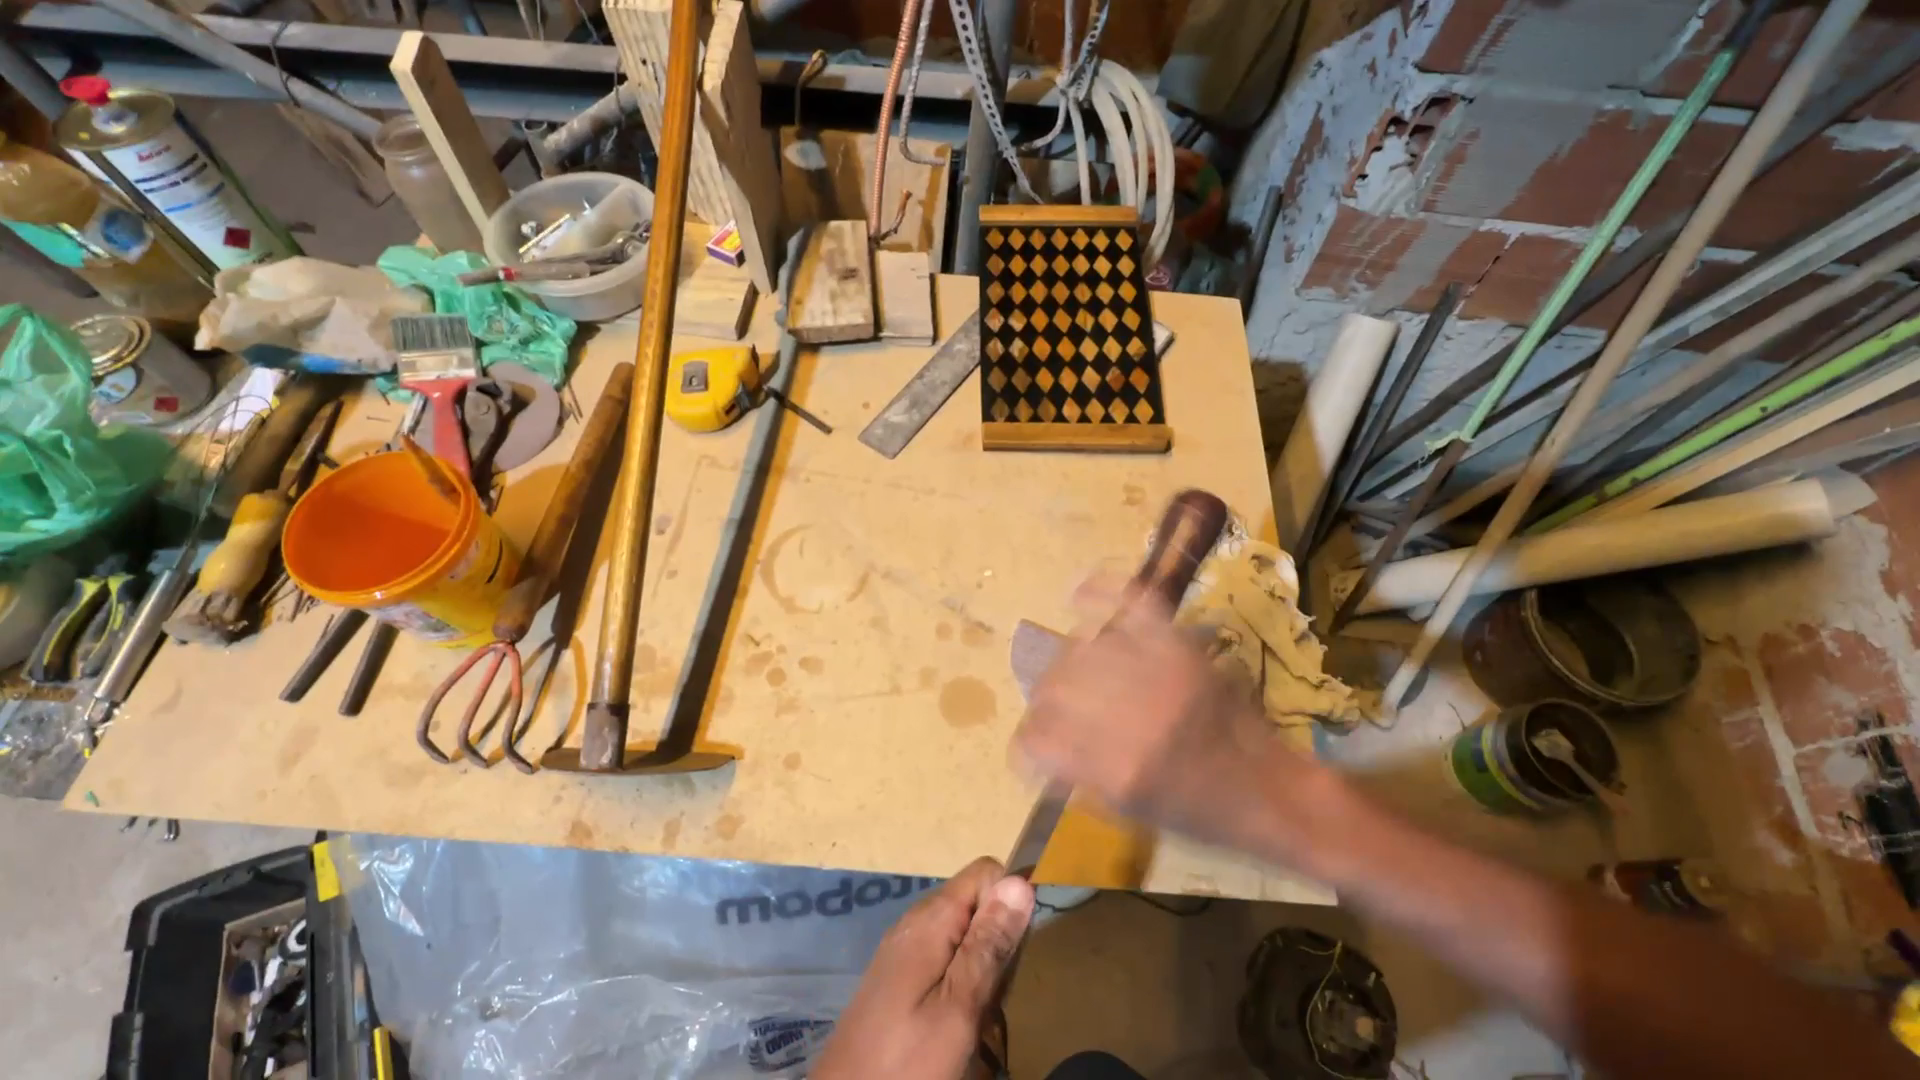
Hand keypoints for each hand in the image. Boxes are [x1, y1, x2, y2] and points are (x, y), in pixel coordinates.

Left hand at [813, 858, 1033, 1079]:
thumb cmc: (907, 1060)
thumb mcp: (959, 1007)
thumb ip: (988, 944)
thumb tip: (1019, 881)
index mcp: (930, 919)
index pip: (985, 872)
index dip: (1010, 902)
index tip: (1014, 953)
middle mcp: (915, 922)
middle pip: (975, 902)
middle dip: (998, 939)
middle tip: (997, 992)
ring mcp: (904, 948)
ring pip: (963, 932)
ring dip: (982, 965)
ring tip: (981, 1010)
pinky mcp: (899, 975)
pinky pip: (944, 957)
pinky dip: (961, 981)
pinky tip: (959, 1018)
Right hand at [1012, 578, 1337, 860]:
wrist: (1270, 790)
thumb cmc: (1200, 814)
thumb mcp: (1129, 811)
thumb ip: (1078, 775)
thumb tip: (1037, 747)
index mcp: (1115, 767)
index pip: (1038, 735)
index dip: (1026, 740)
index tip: (1031, 744)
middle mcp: (1132, 716)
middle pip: (1053, 685)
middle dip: (1043, 698)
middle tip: (1052, 707)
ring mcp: (1159, 675)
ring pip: (1081, 648)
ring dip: (1067, 661)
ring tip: (1072, 672)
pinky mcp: (1182, 648)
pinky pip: (1132, 604)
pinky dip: (1102, 592)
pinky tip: (1080, 595)